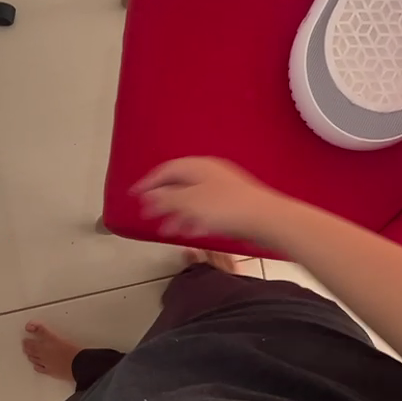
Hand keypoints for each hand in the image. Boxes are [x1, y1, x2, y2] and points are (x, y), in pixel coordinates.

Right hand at [131, 157, 302, 245]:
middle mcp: (210, 173)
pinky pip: (206, 211)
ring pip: (192, 200)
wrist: (266, 220)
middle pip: (179, 184)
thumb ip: (167, 199)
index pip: (166, 171)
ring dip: (176, 214)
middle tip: (148, 214)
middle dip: (162, 200)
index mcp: (198, 167)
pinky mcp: (233, 205)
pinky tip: (190, 233)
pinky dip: (193, 220)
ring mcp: (223, 189)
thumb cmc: (226, 208)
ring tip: (166, 229)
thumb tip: (150, 196)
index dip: (149, 183)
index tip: (134, 196)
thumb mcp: (190, 203)